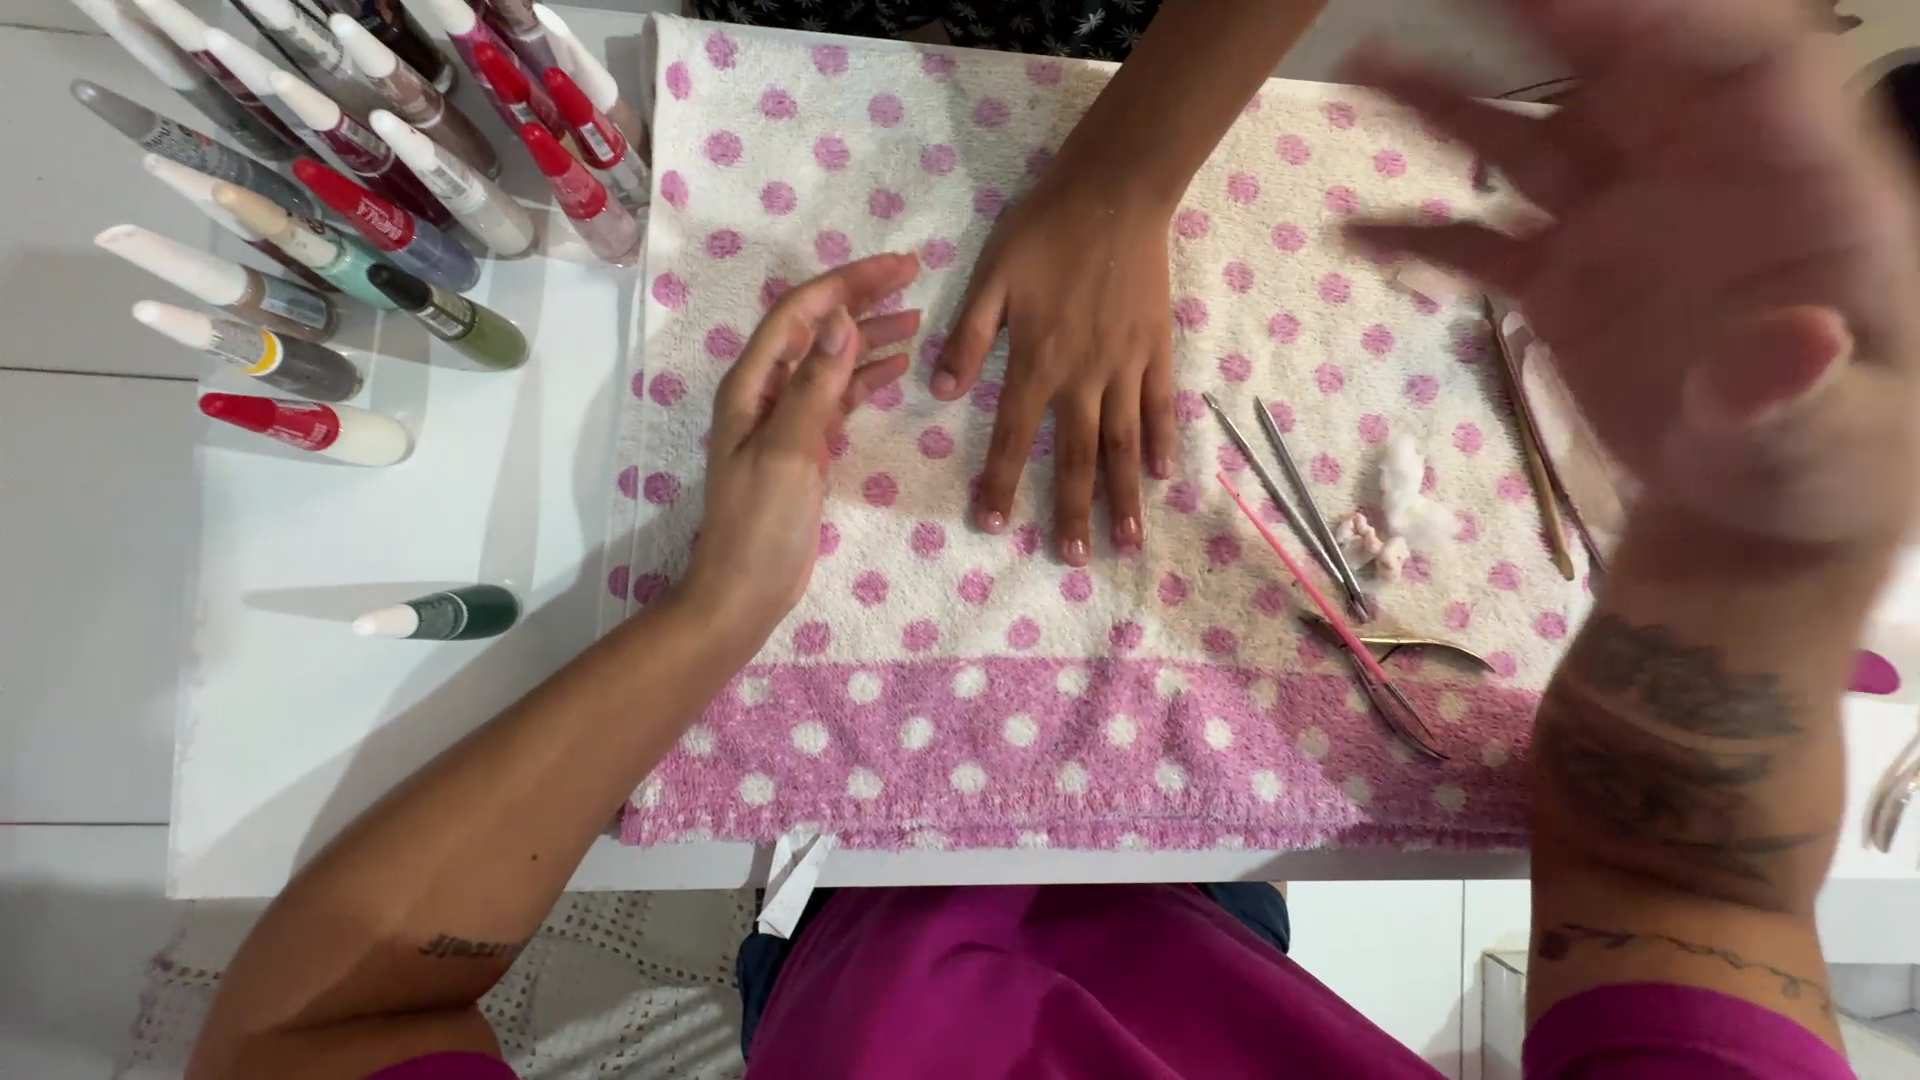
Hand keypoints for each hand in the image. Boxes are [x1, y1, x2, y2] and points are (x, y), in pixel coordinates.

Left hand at [684, 254, 921, 642]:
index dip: (849, 284)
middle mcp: (767, 391)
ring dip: (869, 337)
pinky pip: (839, 398)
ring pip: (833, 361)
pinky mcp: (806, 445)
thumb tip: (840, 320)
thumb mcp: (787, 452)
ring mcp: (788, 418)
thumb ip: (814, 386)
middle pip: (818, 329)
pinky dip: (866, 380)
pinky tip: (896, 368)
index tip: (898, 268)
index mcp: (753, 384)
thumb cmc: (759, 524)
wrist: (746, 589)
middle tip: (913, 278)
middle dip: (862, 299)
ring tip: (916, 320)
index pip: (802, 313)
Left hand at [932, 175, 1177, 566]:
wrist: (1114, 191)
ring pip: (1123, 443)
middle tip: (1074, 559)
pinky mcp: (1157, 351)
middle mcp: (1082, 378)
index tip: (993, 526)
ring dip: (1124, 495)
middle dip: (1072, 511)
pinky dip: (1163, 442)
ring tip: (1128, 542)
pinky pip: (1161, 405)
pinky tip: (1164, 476)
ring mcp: (1125, 367)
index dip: (1001, 484)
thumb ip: (968, 337)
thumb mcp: (990, 277)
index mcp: (1035, 363)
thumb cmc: (1044, 233)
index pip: (1012, 438)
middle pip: (1075, 457)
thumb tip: (940, 391)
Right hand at [1347, 0, 1919, 542]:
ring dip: (1446, 112)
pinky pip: (1478, 244)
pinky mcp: (1558, 282)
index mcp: (1789, 186)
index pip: (1727, 63)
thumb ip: (1797, 395)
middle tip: (1436, 7)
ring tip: (1363, 81)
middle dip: (1525, 35)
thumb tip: (1787, 350)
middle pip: (1609, 80)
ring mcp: (1614, 231)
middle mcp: (1693, 183)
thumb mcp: (1826, 440)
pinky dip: (1418, 234)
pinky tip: (1356, 231)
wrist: (1747, 487)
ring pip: (1524, 148)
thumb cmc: (1816, 459)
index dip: (1645, 19)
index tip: (1539, 2)